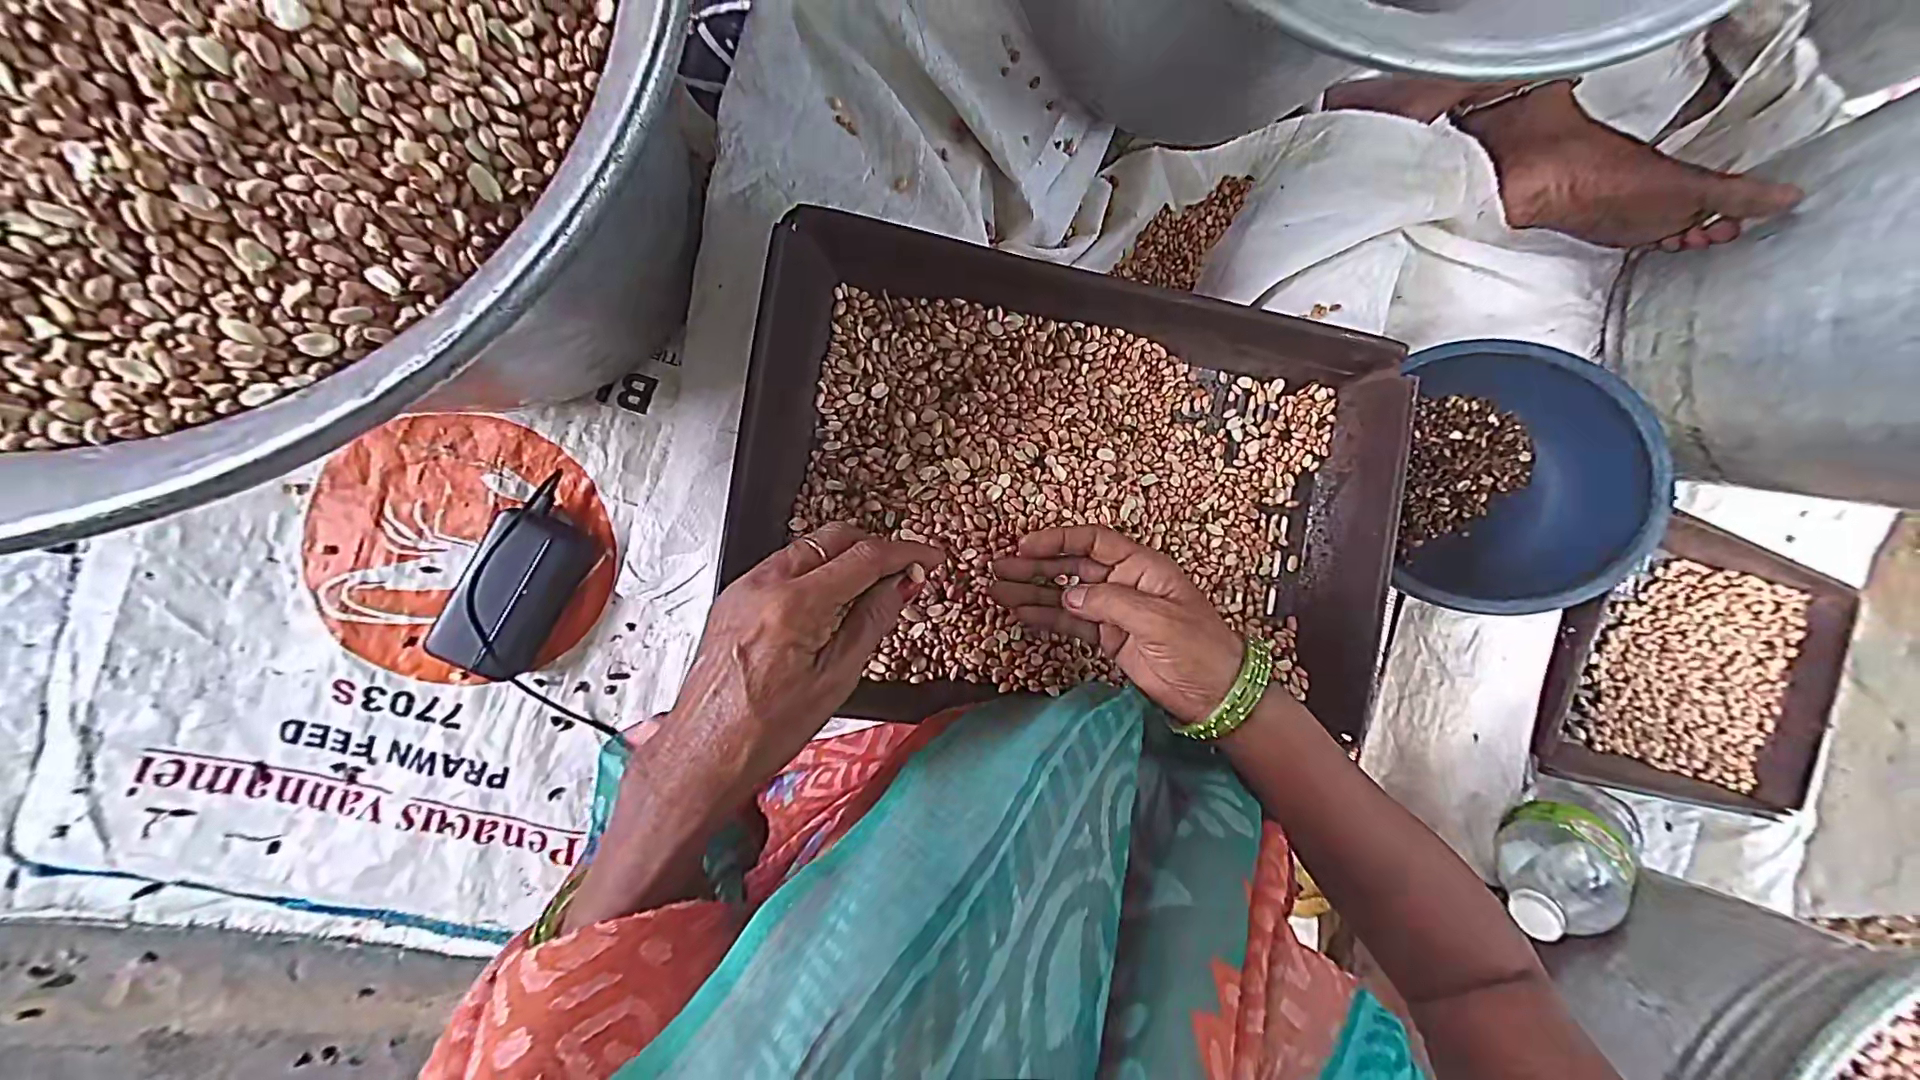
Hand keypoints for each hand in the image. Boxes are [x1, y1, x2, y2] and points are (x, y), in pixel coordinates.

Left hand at [669, 523, 944, 781]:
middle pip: (836, 536)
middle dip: (876, 547)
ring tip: (870, 590)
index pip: (865, 557)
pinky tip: (831, 600)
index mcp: (794, 606)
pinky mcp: (735, 596)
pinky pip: (786, 564)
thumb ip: (872, 620)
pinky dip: (818, 570)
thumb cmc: (764, 731)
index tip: (929, 557)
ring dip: (846, 557)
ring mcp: (744, 586)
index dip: (906, 552)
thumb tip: (902, 585)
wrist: (703, 754)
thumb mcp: (836, 679)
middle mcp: (764, 584)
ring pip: (810, 546)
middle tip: (903, 572)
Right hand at [989, 525, 1243, 724]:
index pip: (1093, 541)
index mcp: (1140, 566)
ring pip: (1065, 594)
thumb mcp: (1158, 619)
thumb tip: (1068, 595)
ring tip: (999, 590)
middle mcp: (1122, 582)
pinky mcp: (1107, 637)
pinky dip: (1046, 618)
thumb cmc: (1198, 648)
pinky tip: (1021, 614)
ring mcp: (1113, 610)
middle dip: (1035, 566)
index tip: (1026, 545)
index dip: (1058, 539)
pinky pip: (1070, 622)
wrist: (1215, 693)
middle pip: (1071, 566)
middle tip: (1000, 568)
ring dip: (1033, 592)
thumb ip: (1111, 603)